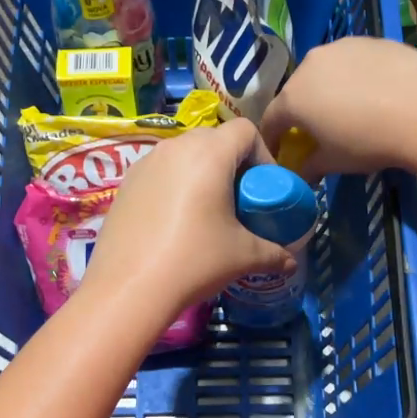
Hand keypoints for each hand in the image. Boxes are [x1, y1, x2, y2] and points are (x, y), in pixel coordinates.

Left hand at [80, 119, 292, 312]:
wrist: (129, 287)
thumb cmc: (194, 261)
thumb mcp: (243, 257)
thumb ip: (273, 253)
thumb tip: (290, 262)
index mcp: (209, 154)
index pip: (245, 130)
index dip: (262, 154)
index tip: (264, 187)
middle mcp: (175, 148)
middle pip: (213, 139)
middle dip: (232, 163)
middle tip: (239, 199)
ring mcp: (145, 163)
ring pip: (183, 155)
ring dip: (201, 174)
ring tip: (207, 212)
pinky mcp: (126, 184)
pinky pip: (160, 173)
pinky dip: (175, 186)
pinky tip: (175, 223)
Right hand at [258, 37, 416, 180]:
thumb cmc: (368, 142)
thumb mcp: (334, 162)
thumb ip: (310, 167)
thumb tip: (302, 174)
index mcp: (293, 97)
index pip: (271, 119)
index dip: (272, 138)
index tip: (279, 152)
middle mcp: (310, 64)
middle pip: (298, 91)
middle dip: (302, 111)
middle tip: (316, 131)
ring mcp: (342, 47)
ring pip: (326, 72)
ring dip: (329, 90)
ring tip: (348, 110)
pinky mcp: (371, 40)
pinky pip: (353, 62)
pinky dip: (356, 77)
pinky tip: (374, 94)